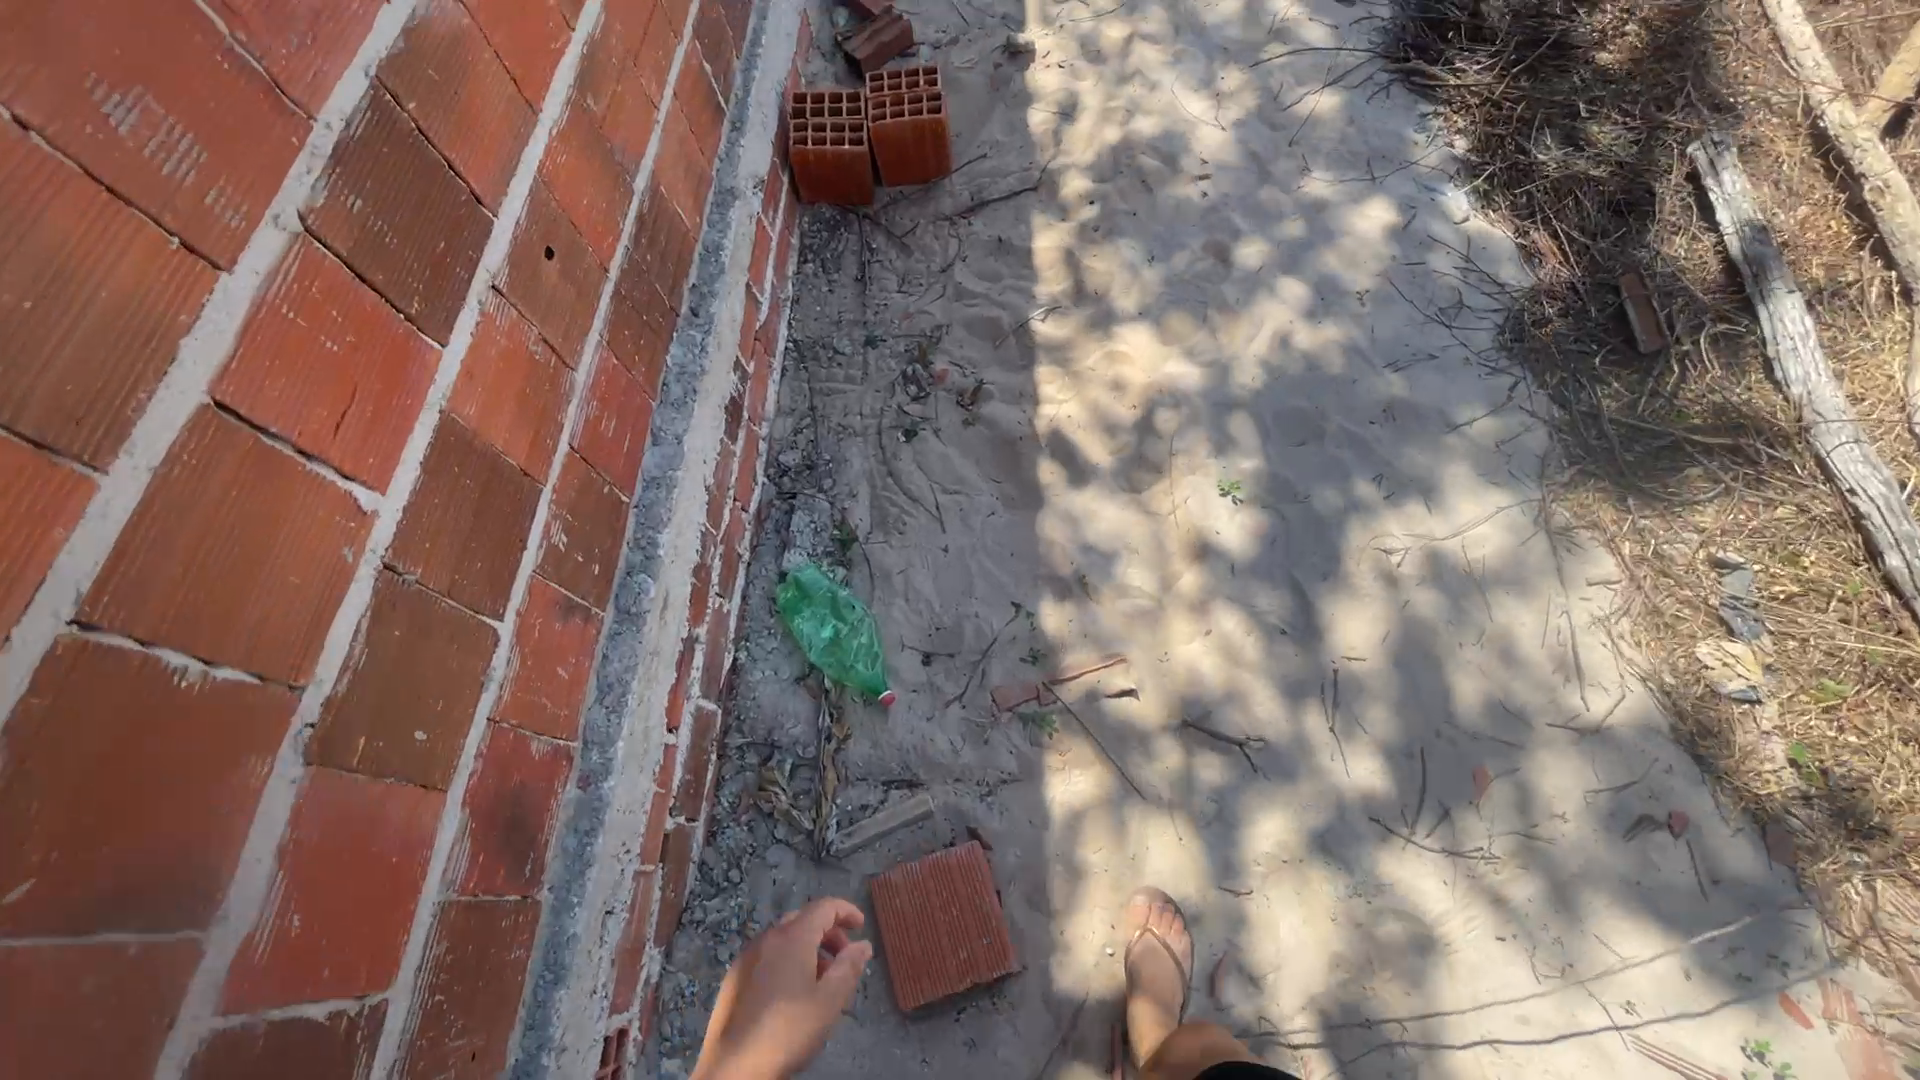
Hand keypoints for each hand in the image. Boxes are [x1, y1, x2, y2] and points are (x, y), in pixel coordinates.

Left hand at [690, 897, 873, 1079]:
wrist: (732, 1070)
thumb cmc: (787, 1031)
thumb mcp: (829, 1001)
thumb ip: (849, 967)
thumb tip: (862, 944)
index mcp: (792, 937)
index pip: (824, 907)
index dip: (846, 911)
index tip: (862, 926)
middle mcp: (767, 938)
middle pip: (803, 920)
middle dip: (828, 933)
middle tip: (844, 958)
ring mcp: (746, 958)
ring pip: (784, 939)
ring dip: (808, 949)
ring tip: (821, 981)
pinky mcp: (733, 978)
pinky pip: (768, 956)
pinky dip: (787, 960)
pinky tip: (791, 993)